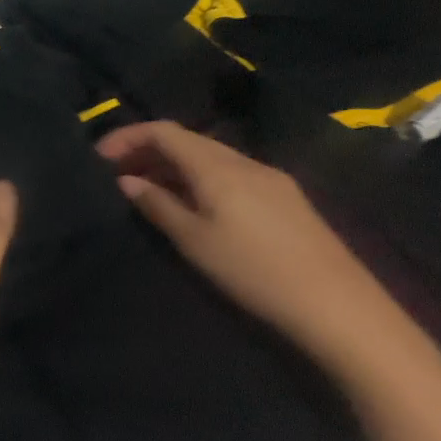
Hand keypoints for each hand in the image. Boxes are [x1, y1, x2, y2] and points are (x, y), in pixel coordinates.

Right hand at [96, 120, 395, 357]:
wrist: (342, 310)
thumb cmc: (255, 271)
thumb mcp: (193, 240)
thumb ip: (157, 204)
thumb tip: (127, 181)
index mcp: (218, 167)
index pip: (163, 131)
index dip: (126, 136)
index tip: (98, 158)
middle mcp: (246, 163)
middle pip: (188, 140)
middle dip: (147, 150)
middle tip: (116, 174)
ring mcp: (272, 181)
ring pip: (210, 158)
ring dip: (174, 166)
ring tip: (147, 191)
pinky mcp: (287, 201)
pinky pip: (231, 174)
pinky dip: (200, 179)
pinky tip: (192, 205)